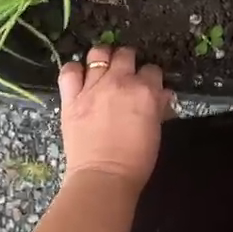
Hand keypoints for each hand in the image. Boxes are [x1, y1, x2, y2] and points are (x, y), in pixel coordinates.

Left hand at [56, 45, 171, 188]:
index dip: (151, 77)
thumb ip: (158, 107)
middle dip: (128, 60)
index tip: (148, 85)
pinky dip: (74, 70)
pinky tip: (79, 76)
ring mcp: (93, 87)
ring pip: (98, 54)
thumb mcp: (155, 130)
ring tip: (103, 67)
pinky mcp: (72, 98)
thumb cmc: (136, 160)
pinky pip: (69, 71)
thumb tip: (163, 94)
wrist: (104, 177)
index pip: (152, 69)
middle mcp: (120, 82)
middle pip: (126, 54)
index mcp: (145, 90)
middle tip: (126, 74)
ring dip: (103, 57)